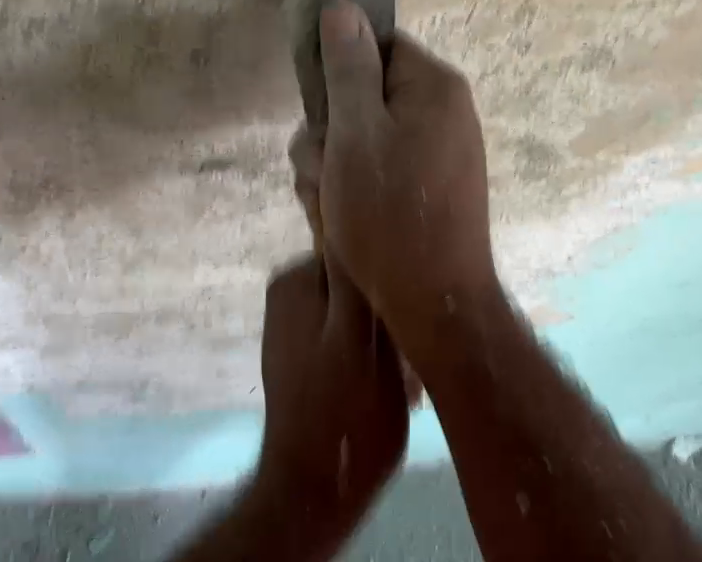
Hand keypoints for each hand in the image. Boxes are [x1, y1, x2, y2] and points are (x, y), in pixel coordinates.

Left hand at [254, 255, 409, 529]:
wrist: (316, 486)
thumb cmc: (343, 410)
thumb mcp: (359, 335)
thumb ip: (355, 276)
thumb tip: (357, 216)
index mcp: (294, 280)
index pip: (356, 253)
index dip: (390, 281)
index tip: (412, 312)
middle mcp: (289, 297)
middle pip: (359, 286)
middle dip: (390, 318)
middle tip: (410, 358)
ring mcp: (297, 330)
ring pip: (361, 318)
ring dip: (388, 345)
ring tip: (406, 382)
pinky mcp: (308, 361)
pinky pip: (351, 344)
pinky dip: (374, 363)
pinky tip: (396, 392)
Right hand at [302, 2, 499, 339]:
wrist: (434, 304)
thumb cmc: (389, 212)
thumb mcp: (355, 132)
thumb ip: (346, 67)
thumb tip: (342, 7)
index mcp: (433, 86)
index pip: (375, 46)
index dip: (337, 72)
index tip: (317, 110)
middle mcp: (443, 112)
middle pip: (364, 94)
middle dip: (330, 131)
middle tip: (321, 170)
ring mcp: (439, 153)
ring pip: (363, 137)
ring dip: (333, 165)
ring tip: (329, 202)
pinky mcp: (429, 188)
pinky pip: (379, 169)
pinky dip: (353, 189)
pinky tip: (341, 219)